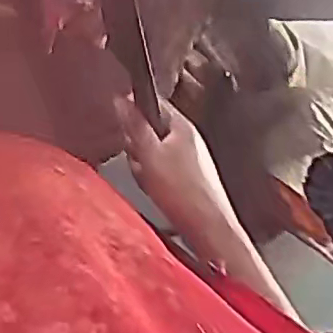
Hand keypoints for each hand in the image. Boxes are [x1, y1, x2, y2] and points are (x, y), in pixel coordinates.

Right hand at [115, 96, 233, 230]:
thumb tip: (122, 99)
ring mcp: (190, 158)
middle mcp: (188, 138)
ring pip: (153, 150)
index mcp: (181, 126)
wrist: (210, 232)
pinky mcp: (189, 177)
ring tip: (148, 179)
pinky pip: (162, 168)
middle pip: (150, 128)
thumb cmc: (181, 191)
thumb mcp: (149, 153)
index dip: (135, 110)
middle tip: (139, 159)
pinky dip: (154, 177)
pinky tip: (156, 190)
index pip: (152, 102)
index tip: (125, 125)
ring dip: (144, 163)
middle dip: (137, 144)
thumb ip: (134, 125)